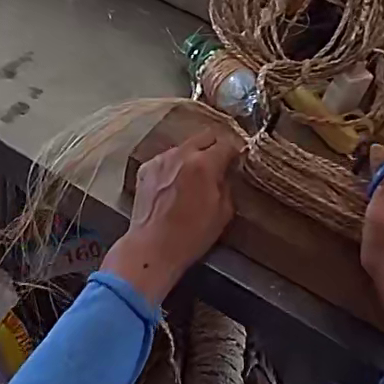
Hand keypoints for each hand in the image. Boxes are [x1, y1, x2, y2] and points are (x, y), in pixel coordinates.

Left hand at [107, 131, 239, 305]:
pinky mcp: (146, 168)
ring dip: (193, 156)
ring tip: (195, 177)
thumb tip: (226, 173)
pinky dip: (175, 166)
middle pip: (205, 136)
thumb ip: (228, 185)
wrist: (152, 248)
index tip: (237, 161)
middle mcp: (181, 154)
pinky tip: (175, 184)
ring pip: (184, 147)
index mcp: (204, 164)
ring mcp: (160, 160)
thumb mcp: (224, 212)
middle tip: (219, 165)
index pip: (227, 144)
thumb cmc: (191, 235)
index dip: (235, 153)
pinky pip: (167, 159)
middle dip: (215, 147)